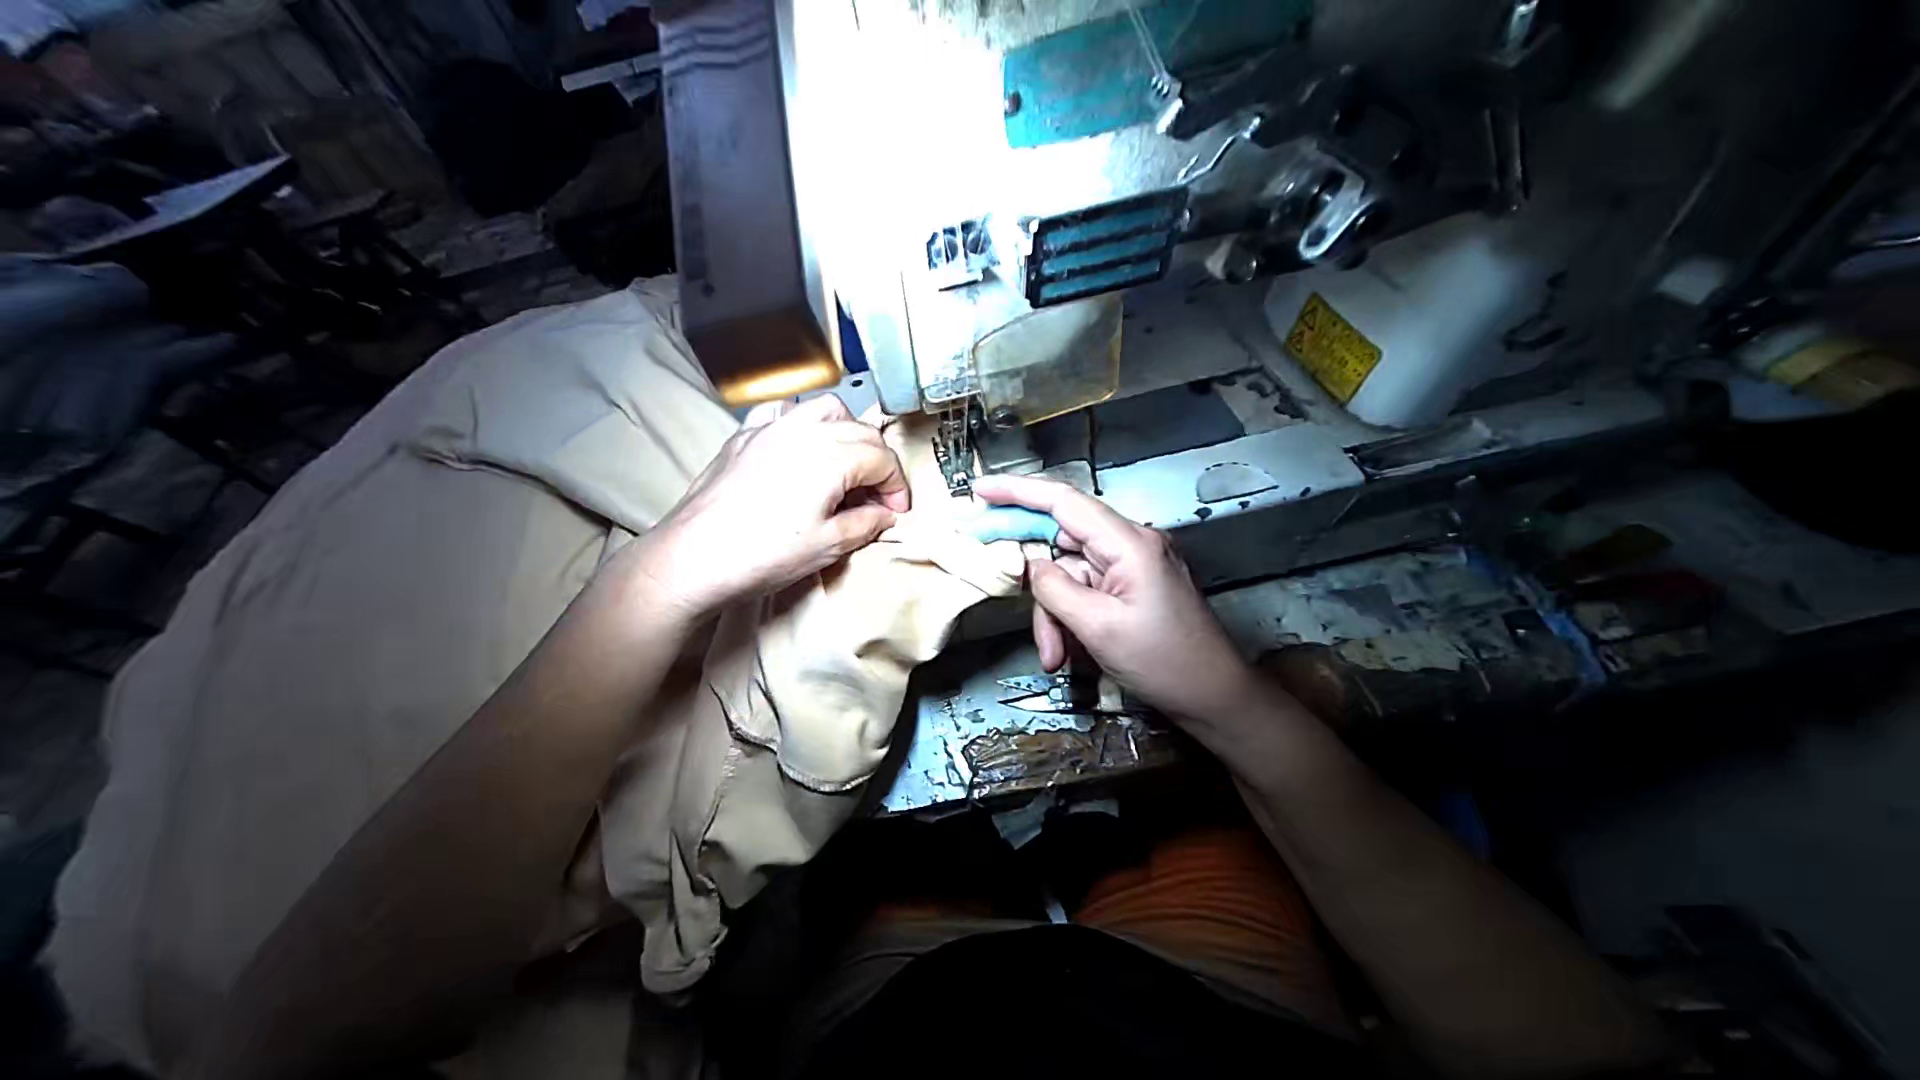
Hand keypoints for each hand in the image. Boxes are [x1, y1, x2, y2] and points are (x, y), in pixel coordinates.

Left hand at [620, 394, 909, 620]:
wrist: (692, 558)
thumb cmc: (761, 555)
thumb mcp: (827, 547)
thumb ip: (865, 524)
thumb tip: (884, 515)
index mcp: (831, 455)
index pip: (882, 458)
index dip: (897, 486)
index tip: (895, 512)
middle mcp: (803, 430)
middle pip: (861, 430)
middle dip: (878, 462)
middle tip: (877, 499)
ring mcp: (770, 428)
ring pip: (825, 409)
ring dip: (847, 432)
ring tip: (845, 465)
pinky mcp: (743, 437)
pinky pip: (783, 412)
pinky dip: (803, 424)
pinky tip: (800, 449)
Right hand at [971, 474, 1257, 722]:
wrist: (1213, 696)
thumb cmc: (1164, 662)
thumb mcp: (1098, 626)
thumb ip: (1055, 588)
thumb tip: (1030, 564)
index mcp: (1129, 543)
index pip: (1064, 502)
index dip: (1018, 492)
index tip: (980, 491)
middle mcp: (1129, 545)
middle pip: (1061, 544)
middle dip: (1035, 581)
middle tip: (1001, 586)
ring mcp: (1130, 567)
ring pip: (1068, 576)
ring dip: (1053, 614)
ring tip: (1054, 654)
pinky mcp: (1129, 587)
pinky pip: (1084, 593)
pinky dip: (1069, 619)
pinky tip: (1067, 652)